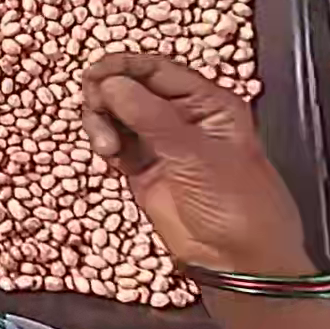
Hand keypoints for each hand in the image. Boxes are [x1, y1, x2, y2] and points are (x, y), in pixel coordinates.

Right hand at [80, 53, 311, 276]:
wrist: (236, 261)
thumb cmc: (237, 205)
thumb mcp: (195, 156)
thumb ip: (150, 117)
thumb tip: (110, 82)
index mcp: (205, 103)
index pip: (154, 68)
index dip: (120, 67)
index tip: (93, 76)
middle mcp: (177, 114)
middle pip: (125, 86)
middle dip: (105, 97)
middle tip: (99, 114)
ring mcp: (155, 139)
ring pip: (111, 111)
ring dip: (99, 123)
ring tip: (107, 148)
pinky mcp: (137, 162)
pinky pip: (108, 137)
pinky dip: (101, 141)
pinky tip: (110, 157)